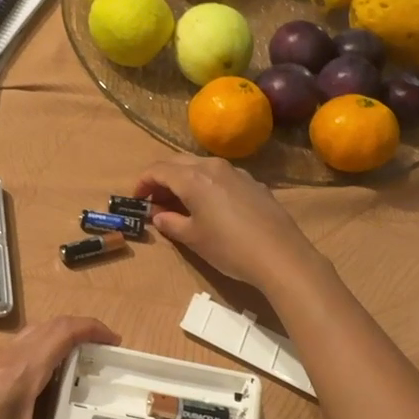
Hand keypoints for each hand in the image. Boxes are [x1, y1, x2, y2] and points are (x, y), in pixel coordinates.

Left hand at [0, 317, 117, 418]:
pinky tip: (39, 391)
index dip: (93, 328)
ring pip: (28, 339)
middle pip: (46, 327)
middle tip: (101, 355)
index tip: (116, 341)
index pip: (63, 332)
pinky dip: (37, 357)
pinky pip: (14, 354)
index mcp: (21, 371)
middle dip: (78, 332)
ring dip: (55, 343)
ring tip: (76, 370)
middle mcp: (4, 360)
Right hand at [134, 156, 329, 294]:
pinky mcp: (254, 184)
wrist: (281, 256)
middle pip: (178, 162)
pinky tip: (211, 206)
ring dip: (185, 179)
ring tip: (181, 203)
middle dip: (162, 178)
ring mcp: (237, 173)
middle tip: (155, 201)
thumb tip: (158, 215)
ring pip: (202, 166)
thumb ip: (171, 223)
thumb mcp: (193, 238)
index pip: (158, 169)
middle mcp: (213, 166)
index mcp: (192, 177)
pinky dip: (207, 184)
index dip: (143, 183)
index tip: (137, 200)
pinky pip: (222, 176)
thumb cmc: (229, 248)